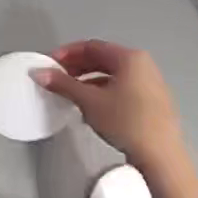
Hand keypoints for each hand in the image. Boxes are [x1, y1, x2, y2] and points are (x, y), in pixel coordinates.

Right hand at [34, 40, 182, 163]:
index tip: (47, 64)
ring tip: (68, 93)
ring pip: (111, 74)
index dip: (66, 53)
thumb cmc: (124, 120)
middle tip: (55, 78)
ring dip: (87, 80)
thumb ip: (63, 84)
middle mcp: (142, 64)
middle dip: (76, 67)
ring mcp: (148, 82)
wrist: (159, 151)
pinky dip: (101, 91)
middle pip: (102, 58)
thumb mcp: (89, 101)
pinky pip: (120, 87)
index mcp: (129, 57)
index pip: (92, 46)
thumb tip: (39, 73)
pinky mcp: (150, 100)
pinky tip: (89, 106)